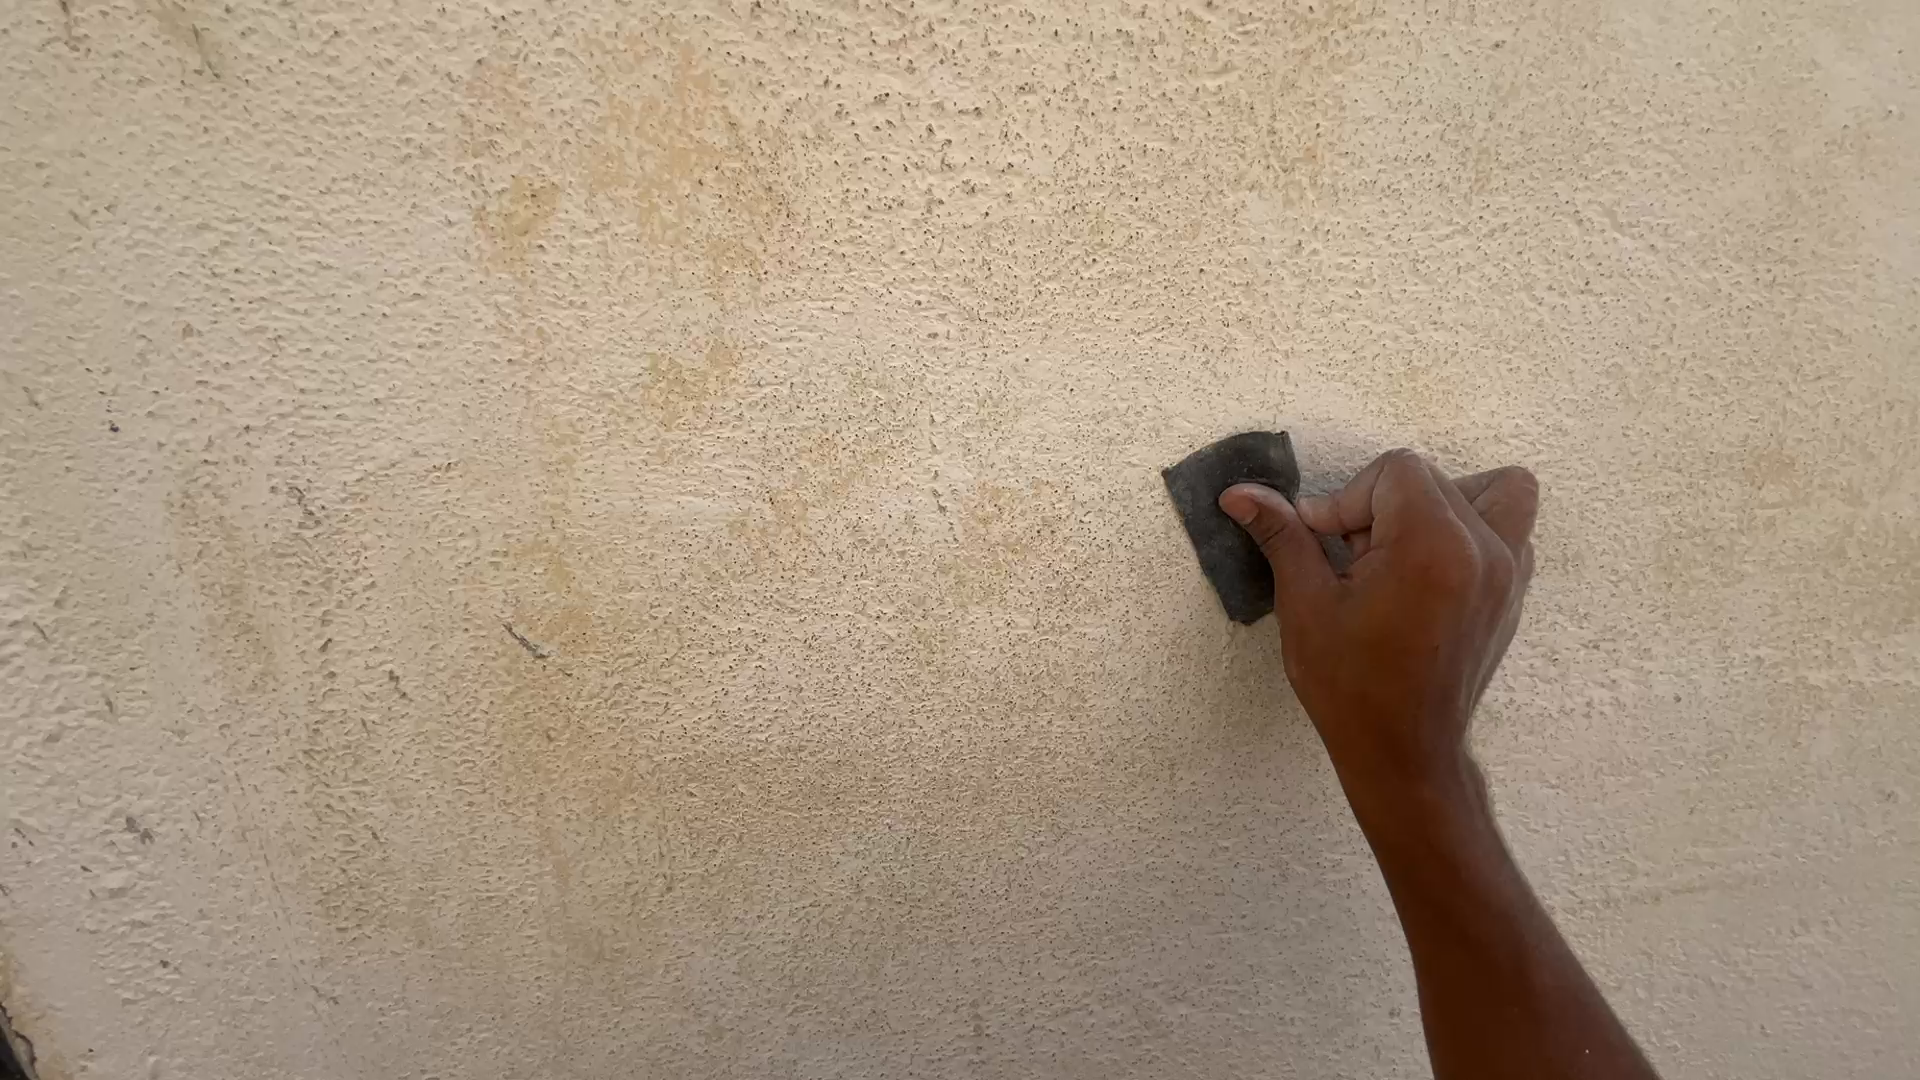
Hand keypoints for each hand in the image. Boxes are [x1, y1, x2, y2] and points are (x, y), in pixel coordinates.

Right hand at [1217, 450, 1537, 802]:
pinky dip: (1467, 530)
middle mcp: (1485, 549)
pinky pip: (1509, 528)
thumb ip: (1280, 535)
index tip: (1320, 541)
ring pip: (1496, 490)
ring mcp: (1510, 572)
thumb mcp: (1303, 602)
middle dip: (1379, 503)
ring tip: (1397, 547)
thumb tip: (1238, 493)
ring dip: (1440, 503)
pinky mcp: (1514, 593)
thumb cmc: (1348, 681)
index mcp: (1432, 545)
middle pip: (1432, 477)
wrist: (1403, 749)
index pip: (1396, 470)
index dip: (1345, 498)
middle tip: (1349, 555)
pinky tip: (1421, 570)